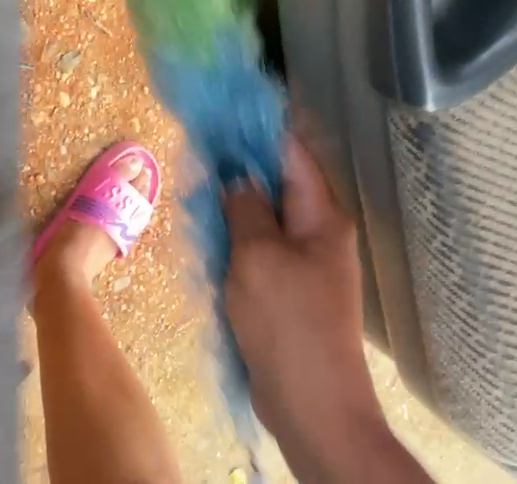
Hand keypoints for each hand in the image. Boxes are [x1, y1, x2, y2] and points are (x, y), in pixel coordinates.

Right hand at [224, 133, 427, 482]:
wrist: (312, 407)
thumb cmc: (287, 324)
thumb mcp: (257, 256)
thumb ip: (246, 209)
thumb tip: (239, 177)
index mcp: (321, 216)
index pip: (292, 152)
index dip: (258, 127)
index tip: (222, 108)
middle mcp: (317, 232)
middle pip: (278, 181)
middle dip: (241, 162)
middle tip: (199, 144)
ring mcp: (304, 263)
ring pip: (266, 215)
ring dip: (235, 200)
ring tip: (196, 180)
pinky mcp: (287, 289)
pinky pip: (260, 247)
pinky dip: (235, 233)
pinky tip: (207, 228)